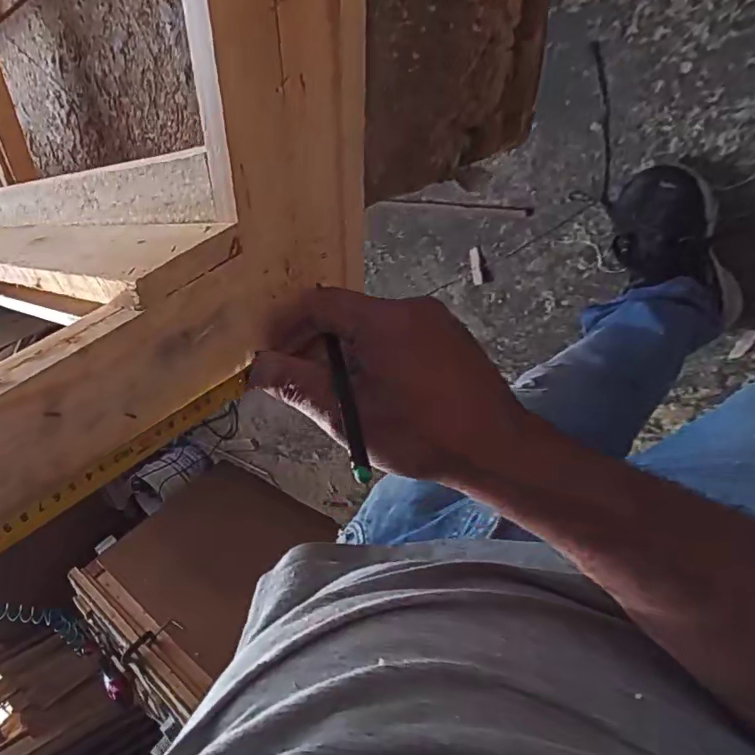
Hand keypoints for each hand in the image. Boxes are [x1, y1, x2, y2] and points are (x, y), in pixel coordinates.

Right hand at [251, 287, 542, 485]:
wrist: (496, 450)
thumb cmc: (418, 433)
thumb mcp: (345, 413)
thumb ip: (296, 385)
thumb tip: (258, 368)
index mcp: (384, 321)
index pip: (318, 303)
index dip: (285, 326)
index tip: (269, 357)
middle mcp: (410, 310)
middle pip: (341, 314)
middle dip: (309, 345)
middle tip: (293, 381)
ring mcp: (432, 322)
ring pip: (364, 327)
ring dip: (336, 354)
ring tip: (329, 393)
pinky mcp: (445, 339)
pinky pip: (389, 337)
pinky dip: (364, 357)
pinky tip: (365, 392)